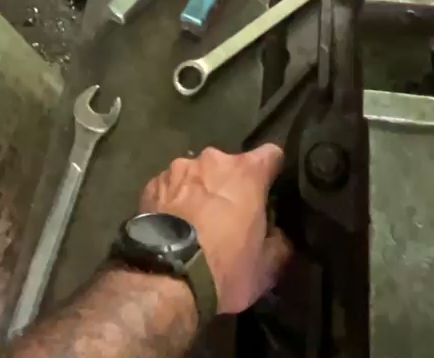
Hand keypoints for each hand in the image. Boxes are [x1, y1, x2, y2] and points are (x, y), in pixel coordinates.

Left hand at [138, 145, 292, 313]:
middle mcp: (213, 159)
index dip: (273, 171)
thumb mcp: (267, 267)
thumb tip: (280, 235)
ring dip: (201, 191)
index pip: (271, 155)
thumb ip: (280, 242)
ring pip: (198, 174)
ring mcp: (179, 168)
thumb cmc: (224, 268)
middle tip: (230, 217)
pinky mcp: (153, 183)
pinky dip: (175, 200)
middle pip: (231, 166)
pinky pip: (171, 187)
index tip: (270, 191)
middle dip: (232, 185)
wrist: (166, 279)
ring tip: (196, 223)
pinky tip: (173, 226)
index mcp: (247, 172)